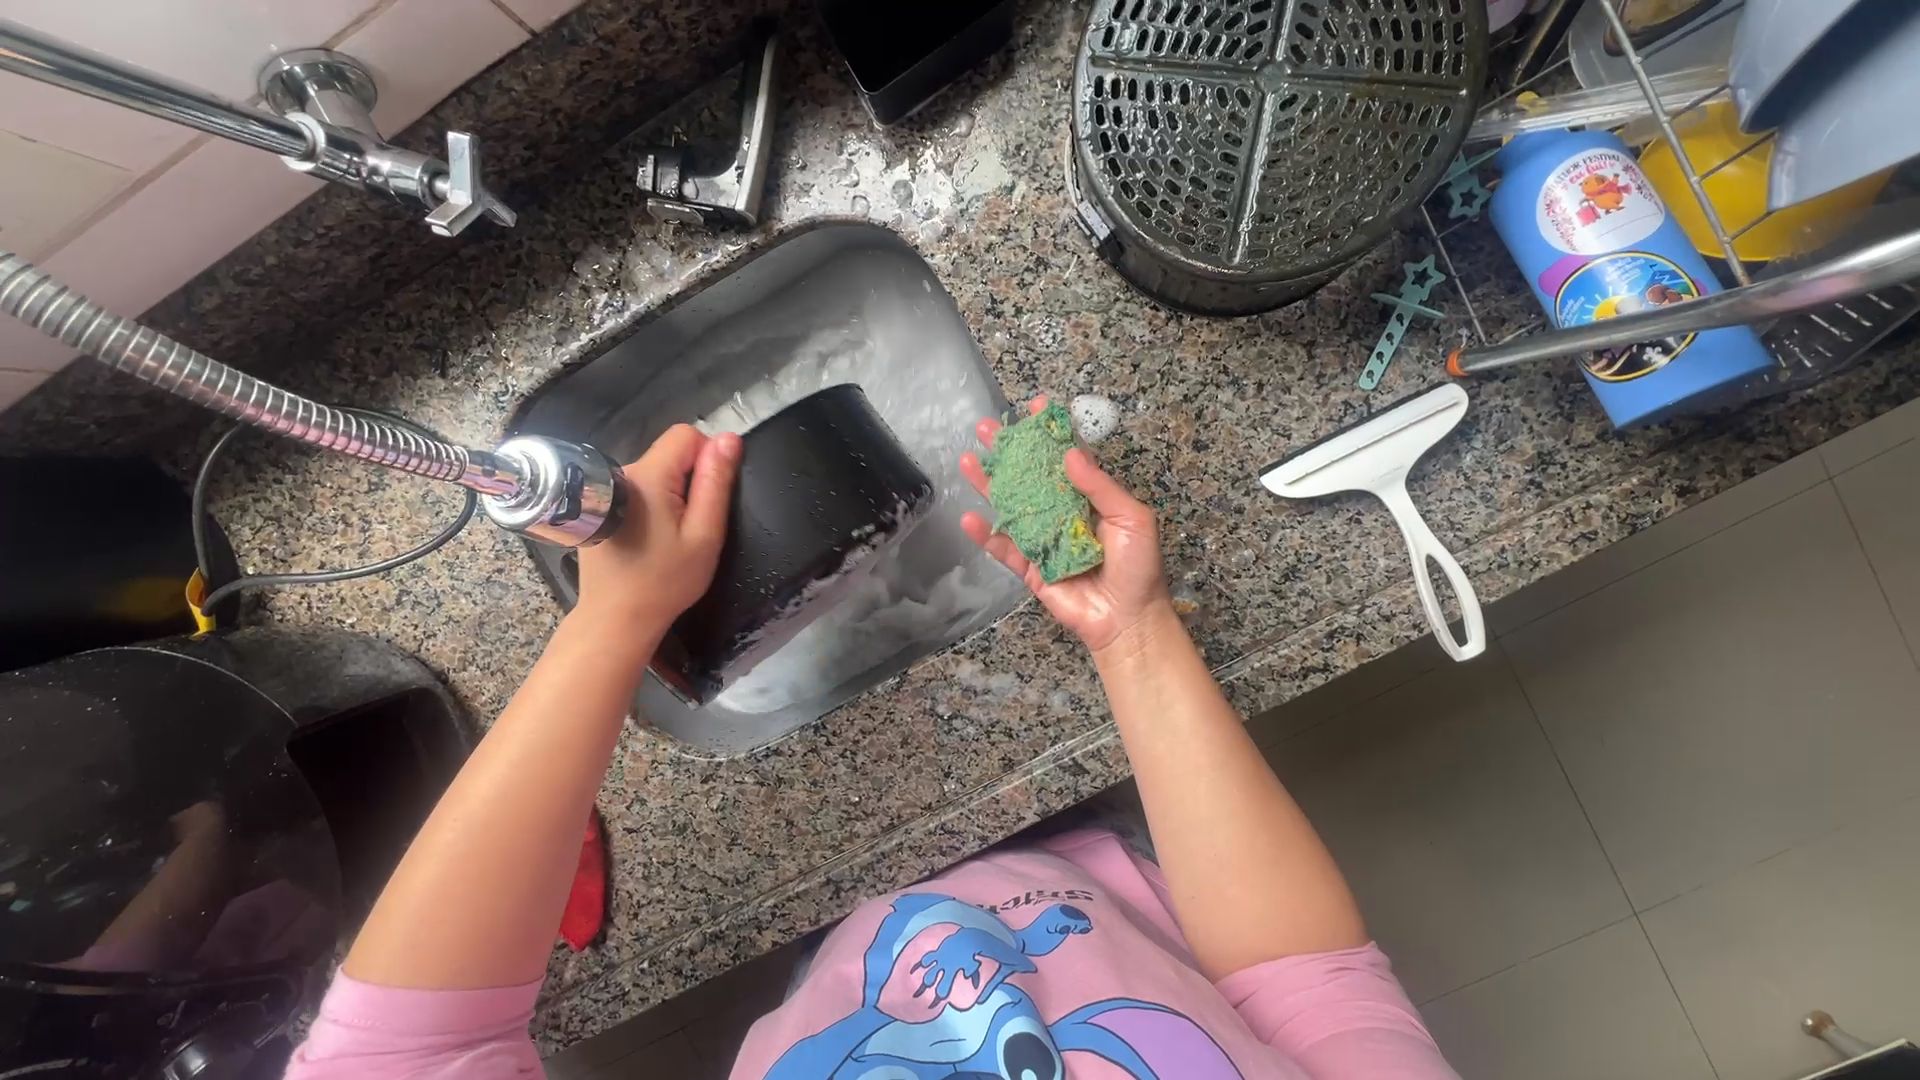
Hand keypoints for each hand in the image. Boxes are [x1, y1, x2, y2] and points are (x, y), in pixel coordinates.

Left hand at [573, 424, 741, 635]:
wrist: (616, 618)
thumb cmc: (665, 581)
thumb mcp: (704, 534)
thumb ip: (716, 483)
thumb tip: (729, 438)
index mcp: (648, 475)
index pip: (686, 435)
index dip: (709, 458)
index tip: (709, 498)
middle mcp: (623, 473)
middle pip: (671, 454)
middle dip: (691, 481)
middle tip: (694, 525)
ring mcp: (610, 489)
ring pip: (657, 472)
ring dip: (674, 495)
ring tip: (674, 536)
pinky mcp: (603, 506)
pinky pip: (641, 490)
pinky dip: (655, 506)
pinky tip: (654, 539)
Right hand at [960, 396, 1173, 657]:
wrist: (1128, 619)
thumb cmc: (1139, 567)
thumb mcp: (1132, 519)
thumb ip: (1100, 487)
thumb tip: (1069, 453)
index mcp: (1091, 498)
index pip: (1067, 458)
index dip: (1051, 433)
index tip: (1035, 407)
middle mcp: (1064, 513)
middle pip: (1031, 477)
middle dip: (1009, 452)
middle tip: (986, 429)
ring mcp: (1045, 540)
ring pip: (1012, 507)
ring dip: (989, 485)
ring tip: (968, 460)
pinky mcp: (1031, 568)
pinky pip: (1005, 549)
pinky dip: (987, 535)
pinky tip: (970, 517)